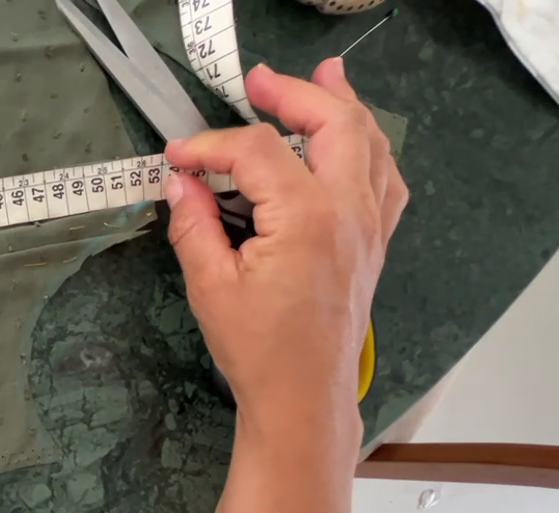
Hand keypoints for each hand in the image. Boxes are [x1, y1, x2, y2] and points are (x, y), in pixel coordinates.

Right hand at [163, 60, 407, 444]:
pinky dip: (367, 146)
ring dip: (343, 105)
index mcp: (305, 216)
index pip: (258, 153)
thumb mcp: (210, 288)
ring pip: (370, 140)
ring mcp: (372, 220)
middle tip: (258, 79)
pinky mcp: (376, 239)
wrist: (301, 391)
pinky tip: (353, 141)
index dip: (212, 145)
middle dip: (296, 94)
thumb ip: (194, 228)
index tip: (175, 155)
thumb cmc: (253, 345)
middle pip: (334, 123)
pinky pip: (384, 174)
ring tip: (324, 76)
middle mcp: (349, 206)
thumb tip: (178, 184)